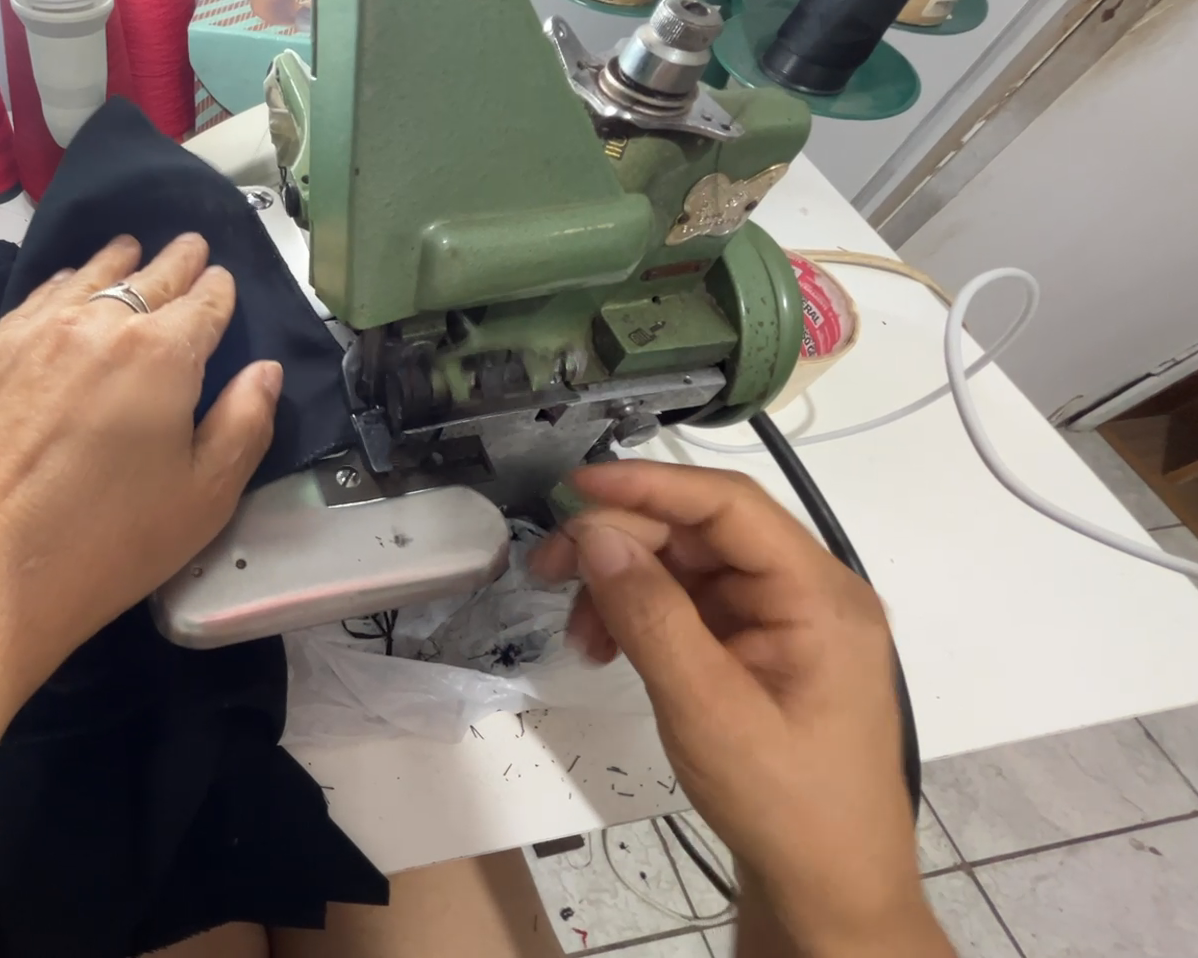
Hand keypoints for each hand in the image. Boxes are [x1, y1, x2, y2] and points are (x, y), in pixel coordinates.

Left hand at [0, 234, 281, 690]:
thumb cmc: (110, 540)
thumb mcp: (206, 496)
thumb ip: (245, 424)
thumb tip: (264, 370)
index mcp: (163, 354)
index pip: (204, 303)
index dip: (219, 291)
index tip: (222, 283)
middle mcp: (100, 324)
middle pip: (149, 277)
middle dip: (178, 261)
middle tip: (191, 246)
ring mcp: (36, 334)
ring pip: (89, 277)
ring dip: (119, 261)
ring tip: (131, 249)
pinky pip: (37, 298)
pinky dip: (65, 283)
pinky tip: (67, 285)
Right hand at [530, 462, 947, 955]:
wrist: (823, 885)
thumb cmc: (782, 800)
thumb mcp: (707, 708)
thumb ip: (650, 615)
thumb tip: (592, 536)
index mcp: (816, 594)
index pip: (726, 504)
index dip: (647, 484)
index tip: (573, 489)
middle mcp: (798, 589)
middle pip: (691, 531)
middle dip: (614, 543)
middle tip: (547, 570)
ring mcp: (770, 613)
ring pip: (673, 562)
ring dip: (613, 584)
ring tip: (577, 634)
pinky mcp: (743, 637)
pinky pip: (672, 599)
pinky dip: (627, 612)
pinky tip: (601, 646)